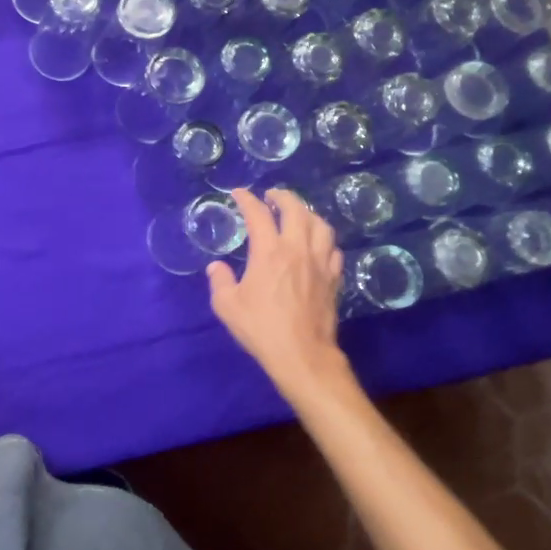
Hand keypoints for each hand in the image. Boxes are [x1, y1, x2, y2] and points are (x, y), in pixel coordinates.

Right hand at [207, 188, 351, 396]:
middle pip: (296, 210)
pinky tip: (317, 244)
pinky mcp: (334, 279)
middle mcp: (297, 250)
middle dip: (283, 197)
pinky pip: (333, 249)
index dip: (247, 199)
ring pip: (321, 225)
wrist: (302, 355)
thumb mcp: (227, 306)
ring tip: (298, 214)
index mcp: (269, 252)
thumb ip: (220, 281)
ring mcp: (320, 263)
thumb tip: (217, 267)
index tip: (239, 194)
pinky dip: (324, 239)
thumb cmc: (261, 328)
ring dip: (308, 214)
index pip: (258, 214)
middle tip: (272, 196)